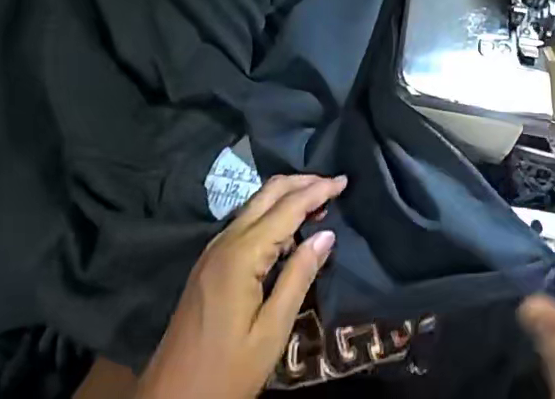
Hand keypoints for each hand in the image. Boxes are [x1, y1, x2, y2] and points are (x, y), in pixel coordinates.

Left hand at [131, 173, 346, 398]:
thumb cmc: (225, 373)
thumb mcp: (271, 331)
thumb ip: (299, 277)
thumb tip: (326, 235)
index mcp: (241, 255)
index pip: (288, 207)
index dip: (318, 190)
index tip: (345, 180)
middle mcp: (225, 242)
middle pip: (268, 193)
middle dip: (302, 183)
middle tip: (334, 186)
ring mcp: (213, 251)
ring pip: (256, 205)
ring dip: (287, 197)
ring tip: (319, 204)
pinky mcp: (209, 264)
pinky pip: (246, 223)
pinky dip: (272, 215)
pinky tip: (289, 231)